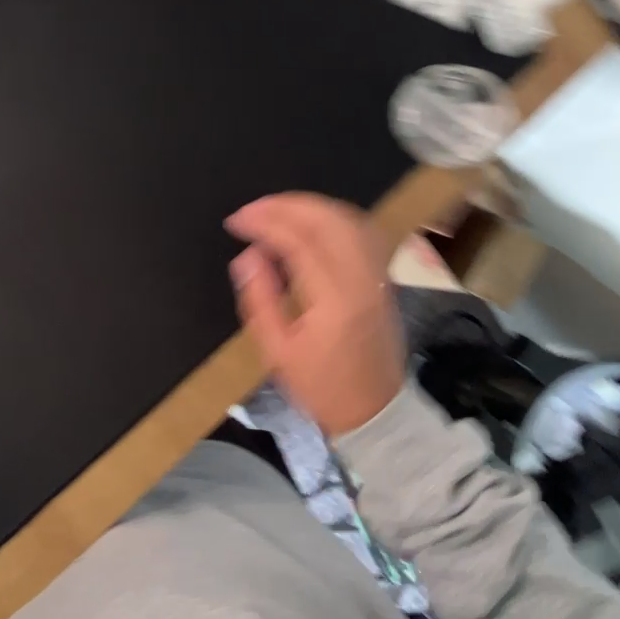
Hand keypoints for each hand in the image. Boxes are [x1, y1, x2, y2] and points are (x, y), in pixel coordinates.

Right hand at [227, 192, 405, 436]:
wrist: (375, 413)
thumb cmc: (322, 387)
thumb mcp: (277, 352)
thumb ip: (260, 298)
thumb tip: (248, 256)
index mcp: (334, 300)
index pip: (298, 241)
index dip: (264, 223)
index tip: (236, 221)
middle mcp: (362, 279)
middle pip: (327, 219)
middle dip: (286, 205)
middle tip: (253, 209)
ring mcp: (378, 275)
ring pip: (348, 218)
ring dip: (310, 206)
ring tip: (276, 210)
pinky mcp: (383, 277)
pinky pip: (362, 230)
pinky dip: (334, 216)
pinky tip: (311, 221)